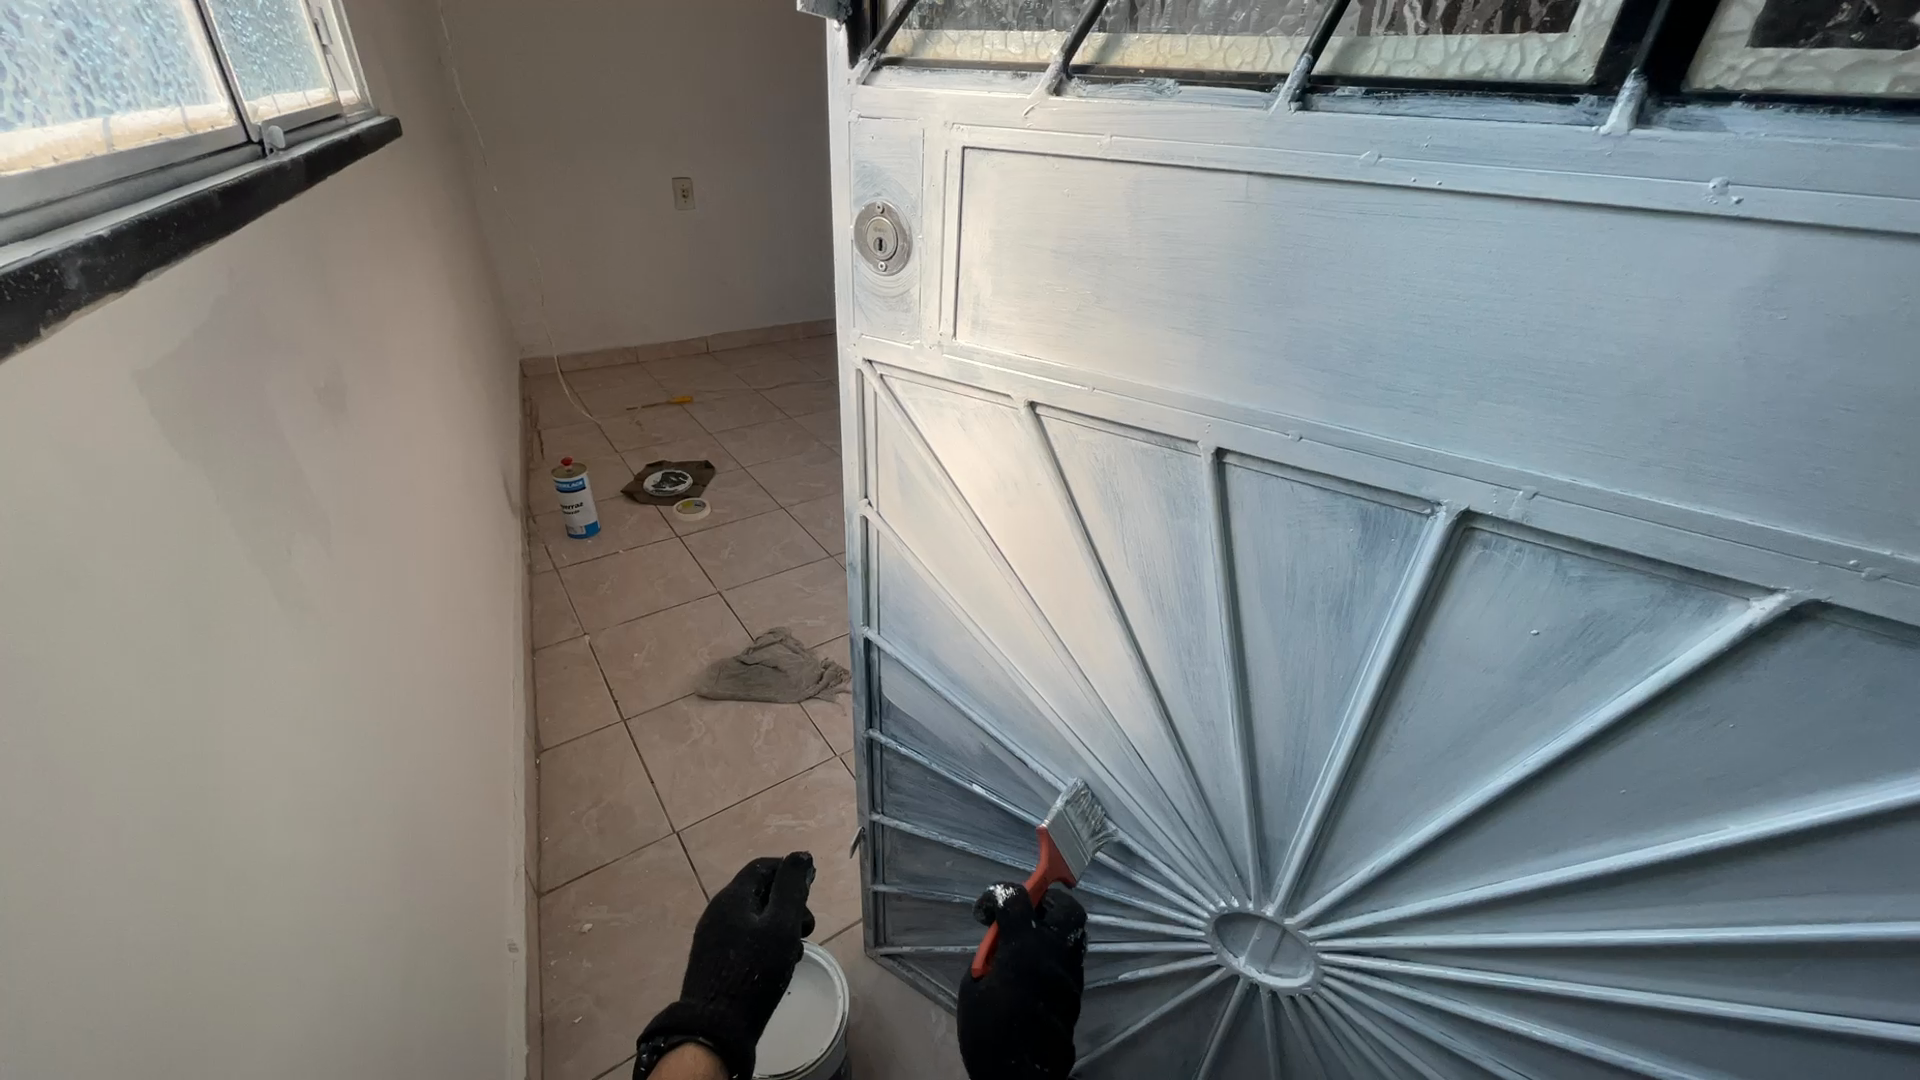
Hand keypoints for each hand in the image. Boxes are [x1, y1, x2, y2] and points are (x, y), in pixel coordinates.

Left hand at [638, 852, 815, 1078]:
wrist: (715, 1029)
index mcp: (732, 896)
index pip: (764, 866)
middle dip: (789, 904)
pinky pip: (745, 939)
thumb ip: (792, 887)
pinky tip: (777, 964)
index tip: (811, 887)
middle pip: (760, 892)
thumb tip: (801, 855)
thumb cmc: (754, 971)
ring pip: (755, 918)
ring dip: (780, 926)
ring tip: (796, 950)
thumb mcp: (782, 924)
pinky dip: (765, 943)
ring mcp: (713, 937)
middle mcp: (718, 911)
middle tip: (808, 927)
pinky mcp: (713, 960)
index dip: (790, 870)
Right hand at [957, 883, 1087, 1079]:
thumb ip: (993, 955)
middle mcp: (1054, 955)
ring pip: (1073, 935)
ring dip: (1052, 931)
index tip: (986, 909)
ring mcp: (1070, 976)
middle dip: (1046, 901)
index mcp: (1023, 948)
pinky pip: (1070, 963)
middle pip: (1066, 907)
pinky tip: (1036, 973)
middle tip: (1025, 913)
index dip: (998, 894)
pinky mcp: (1077, 997)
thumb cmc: (987, 1034)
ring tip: (1029, 945)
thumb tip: (1003, 943)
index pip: (1016, 897)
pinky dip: (1054, 958)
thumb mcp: (974, 986)